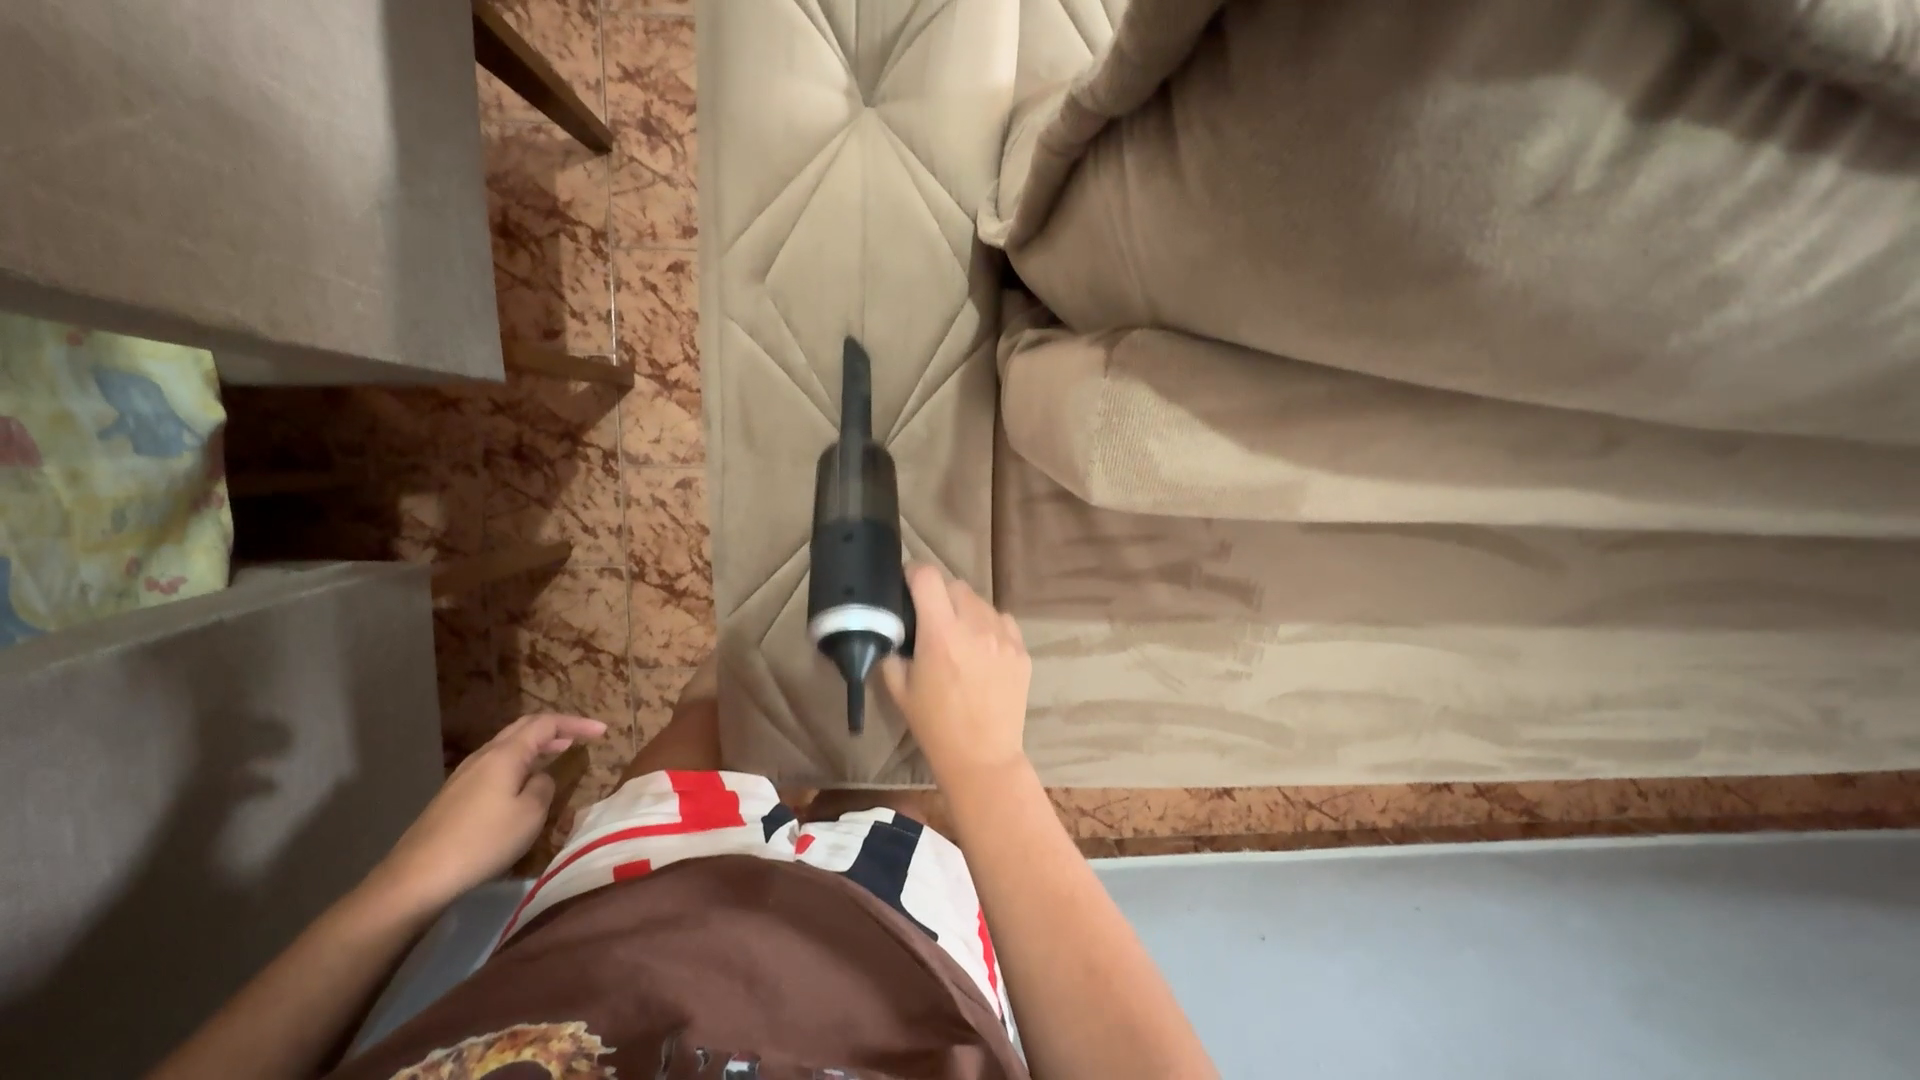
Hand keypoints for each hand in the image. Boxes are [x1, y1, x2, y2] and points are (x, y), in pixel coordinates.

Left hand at [364, 713, 605, 913]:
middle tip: (580, 736)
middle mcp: (484, 756)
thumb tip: (540, 777)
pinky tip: (524, 781)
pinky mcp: (455, 795)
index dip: (576, 724)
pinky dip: (519, 762)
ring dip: (536, 745)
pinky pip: (496, 765)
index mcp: (505, 754)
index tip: (602, 732)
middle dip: (555, 729)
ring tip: (558, 753)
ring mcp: (465, 775)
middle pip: (523, 728)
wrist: (419, 875)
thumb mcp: (530, 814)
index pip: (546, 724)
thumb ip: (543, 786)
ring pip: (507, 746)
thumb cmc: (483, 841)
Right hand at [881, 564, 1030, 784]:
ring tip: (957, 634)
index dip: (913, 574)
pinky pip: (1002, 620)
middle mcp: (975, 627)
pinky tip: (981, 647)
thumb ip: (891, 652)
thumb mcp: (898, 689)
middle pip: (954, 585)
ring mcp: (1003, 637)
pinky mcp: (1022, 650)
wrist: (982, 756)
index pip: (927, 577)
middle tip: (929, 615)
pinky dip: (988, 625)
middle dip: (938, 593)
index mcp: (941, 634)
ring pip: (980, 601)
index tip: (906, 585)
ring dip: (964, 609)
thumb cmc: (934, 724)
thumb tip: (892, 629)